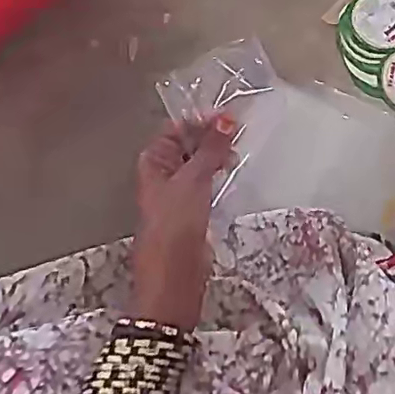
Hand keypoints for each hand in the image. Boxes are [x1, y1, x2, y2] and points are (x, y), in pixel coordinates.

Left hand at [130, 116, 236, 326]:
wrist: (175, 277)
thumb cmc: (175, 225)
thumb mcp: (194, 180)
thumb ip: (211, 148)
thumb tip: (227, 118)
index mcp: (154, 161)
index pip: (178, 128)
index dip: (202, 120)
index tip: (231, 116)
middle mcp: (164, 172)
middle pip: (191, 143)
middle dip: (214, 136)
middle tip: (240, 133)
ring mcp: (180, 190)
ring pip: (202, 161)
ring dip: (219, 153)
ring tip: (238, 152)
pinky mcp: (195, 206)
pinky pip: (210, 179)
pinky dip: (222, 171)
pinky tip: (236, 169)